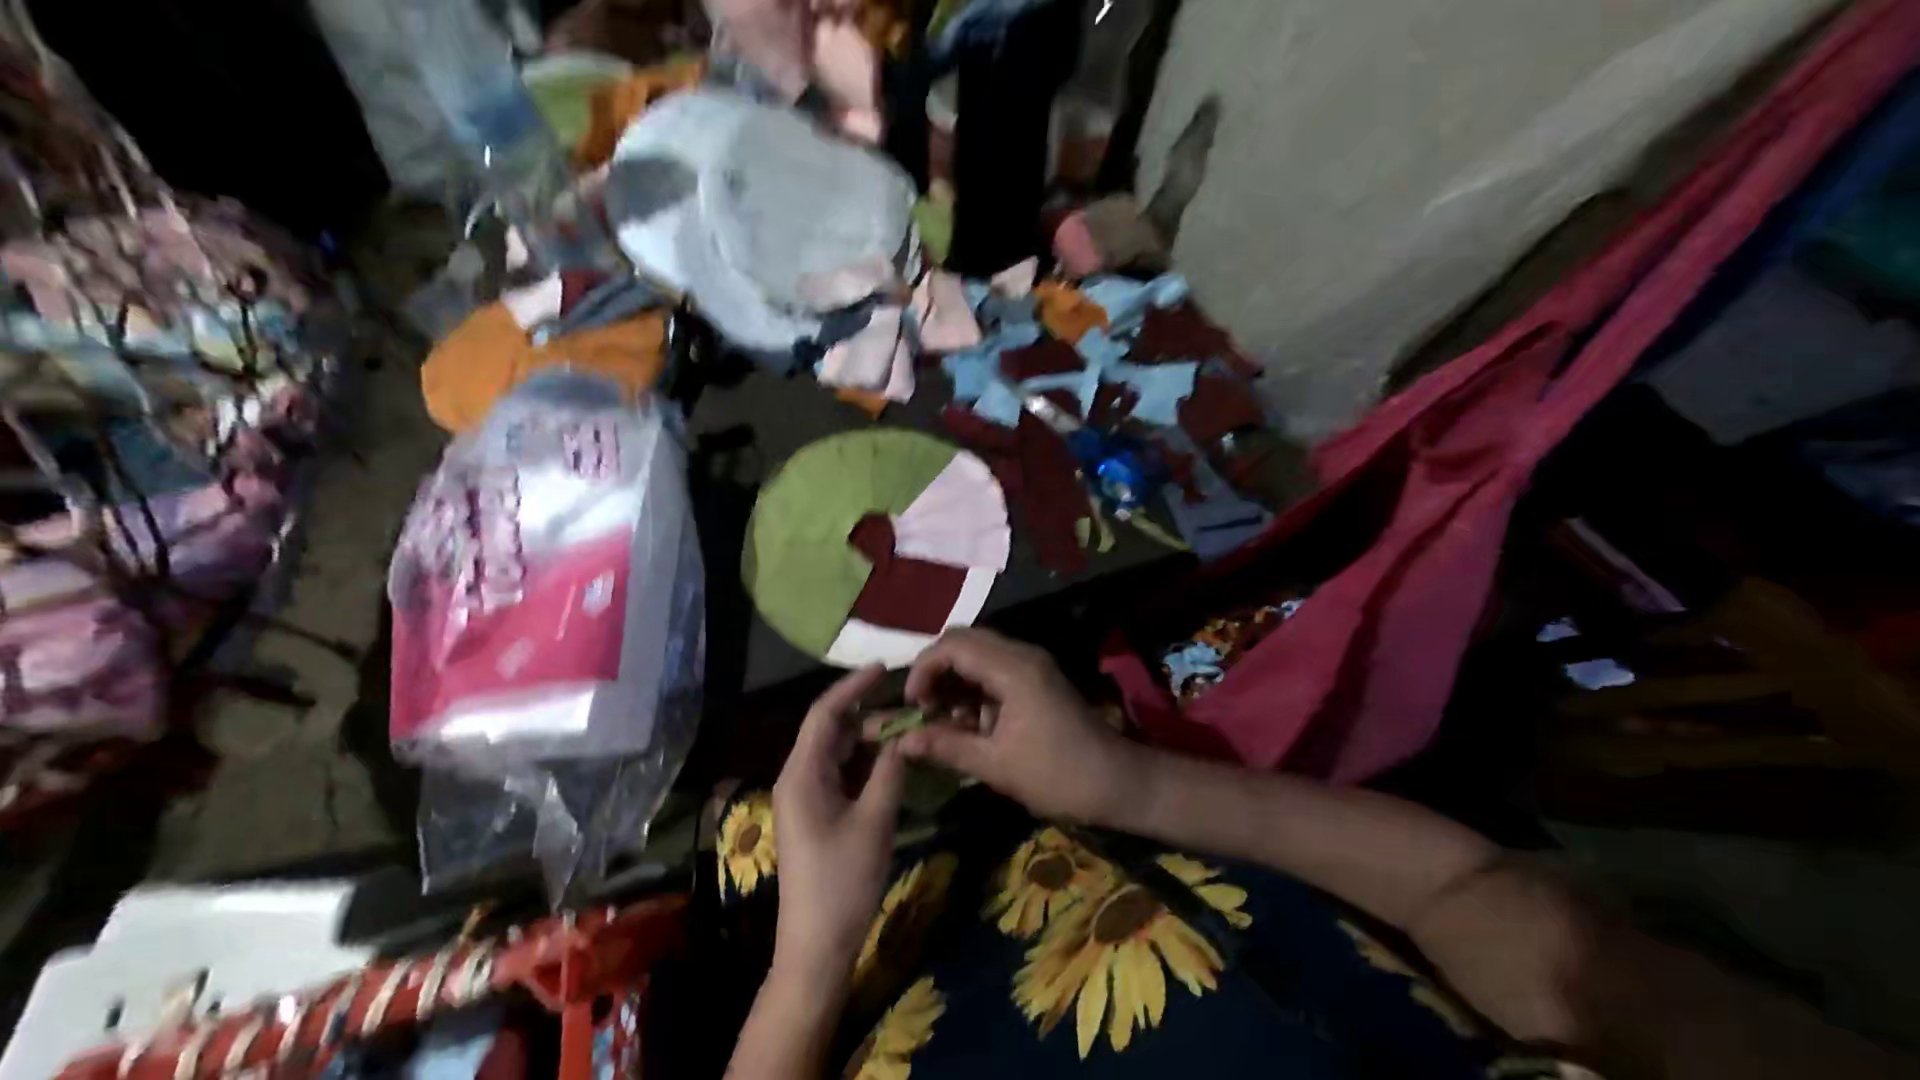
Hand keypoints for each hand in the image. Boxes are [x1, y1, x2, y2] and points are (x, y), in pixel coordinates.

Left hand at [771, 665, 907, 982]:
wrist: (816, 946)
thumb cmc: (842, 881)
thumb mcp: (874, 821)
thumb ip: (890, 771)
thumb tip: (904, 736)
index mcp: (802, 774)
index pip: (825, 714)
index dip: (853, 687)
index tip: (885, 668)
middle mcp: (798, 777)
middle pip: (833, 730)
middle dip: (869, 717)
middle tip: (911, 712)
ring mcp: (807, 796)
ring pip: (840, 752)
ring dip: (870, 741)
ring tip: (908, 734)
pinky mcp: (818, 813)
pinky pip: (843, 774)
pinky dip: (867, 764)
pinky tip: (894, 764)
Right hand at [897, 628, 1147, 824]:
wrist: (1118, 782)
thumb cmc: (1058, 775)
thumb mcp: (996, 765)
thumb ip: (946, 746)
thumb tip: (901, 741)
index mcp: (1013, 669)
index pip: (954, 645)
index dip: (924, 668)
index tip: (912, 703)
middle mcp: (1022, 655)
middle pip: (965, 641)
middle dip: (936, 670)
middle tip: (923, 707)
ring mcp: (1031, 665)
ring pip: (978, 654)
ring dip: (954, 679)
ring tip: (942, 719)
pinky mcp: (1036, 678)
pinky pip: (993, 669)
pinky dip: (973, 688)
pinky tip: (968, 722)